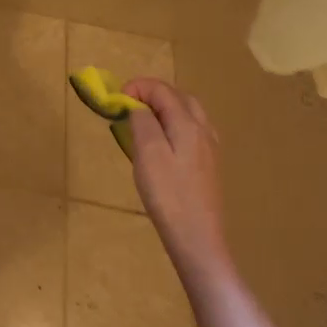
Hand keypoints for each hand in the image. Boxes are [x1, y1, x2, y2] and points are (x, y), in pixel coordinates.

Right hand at [126, 78, 230, 279]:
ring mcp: (210, 150)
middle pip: (180, 97)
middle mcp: (203, 131)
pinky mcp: (209, 166)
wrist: (197, 239)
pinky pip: (194, 131)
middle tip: (129, 106)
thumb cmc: (168, 194)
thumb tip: (137, 105)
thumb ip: (142, 121)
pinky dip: (175, 125)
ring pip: (190, 114)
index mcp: (188, 124)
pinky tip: (164, 143)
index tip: (116, 100)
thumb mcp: (147, 152)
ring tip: (143, 121)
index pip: (162, 90)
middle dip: (153, 94)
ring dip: (165, 108)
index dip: (137, 87)